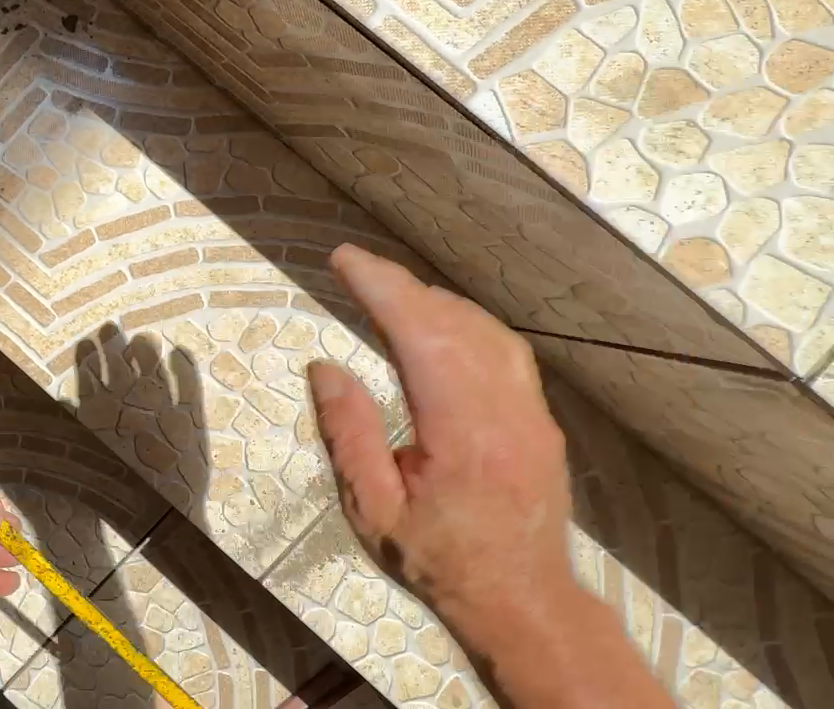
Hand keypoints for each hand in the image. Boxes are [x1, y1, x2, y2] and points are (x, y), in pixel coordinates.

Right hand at [308, 244, 674, 708]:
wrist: (523, 603)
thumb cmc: (435, 558)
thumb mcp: (371, 506)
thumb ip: (349, 434)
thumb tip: (324, 367)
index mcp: (464, 435)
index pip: (423, 339)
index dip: (383, 290)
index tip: (345, 260)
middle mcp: (508, 415)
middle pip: (455, 325)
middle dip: (400, 284)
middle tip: (353, 262)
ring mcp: (532, 415)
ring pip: (486, 331)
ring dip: (432, 297)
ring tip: (386, 283)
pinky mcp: (539, 419)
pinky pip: (504, 350)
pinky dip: (463, 318)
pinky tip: (435, 317)